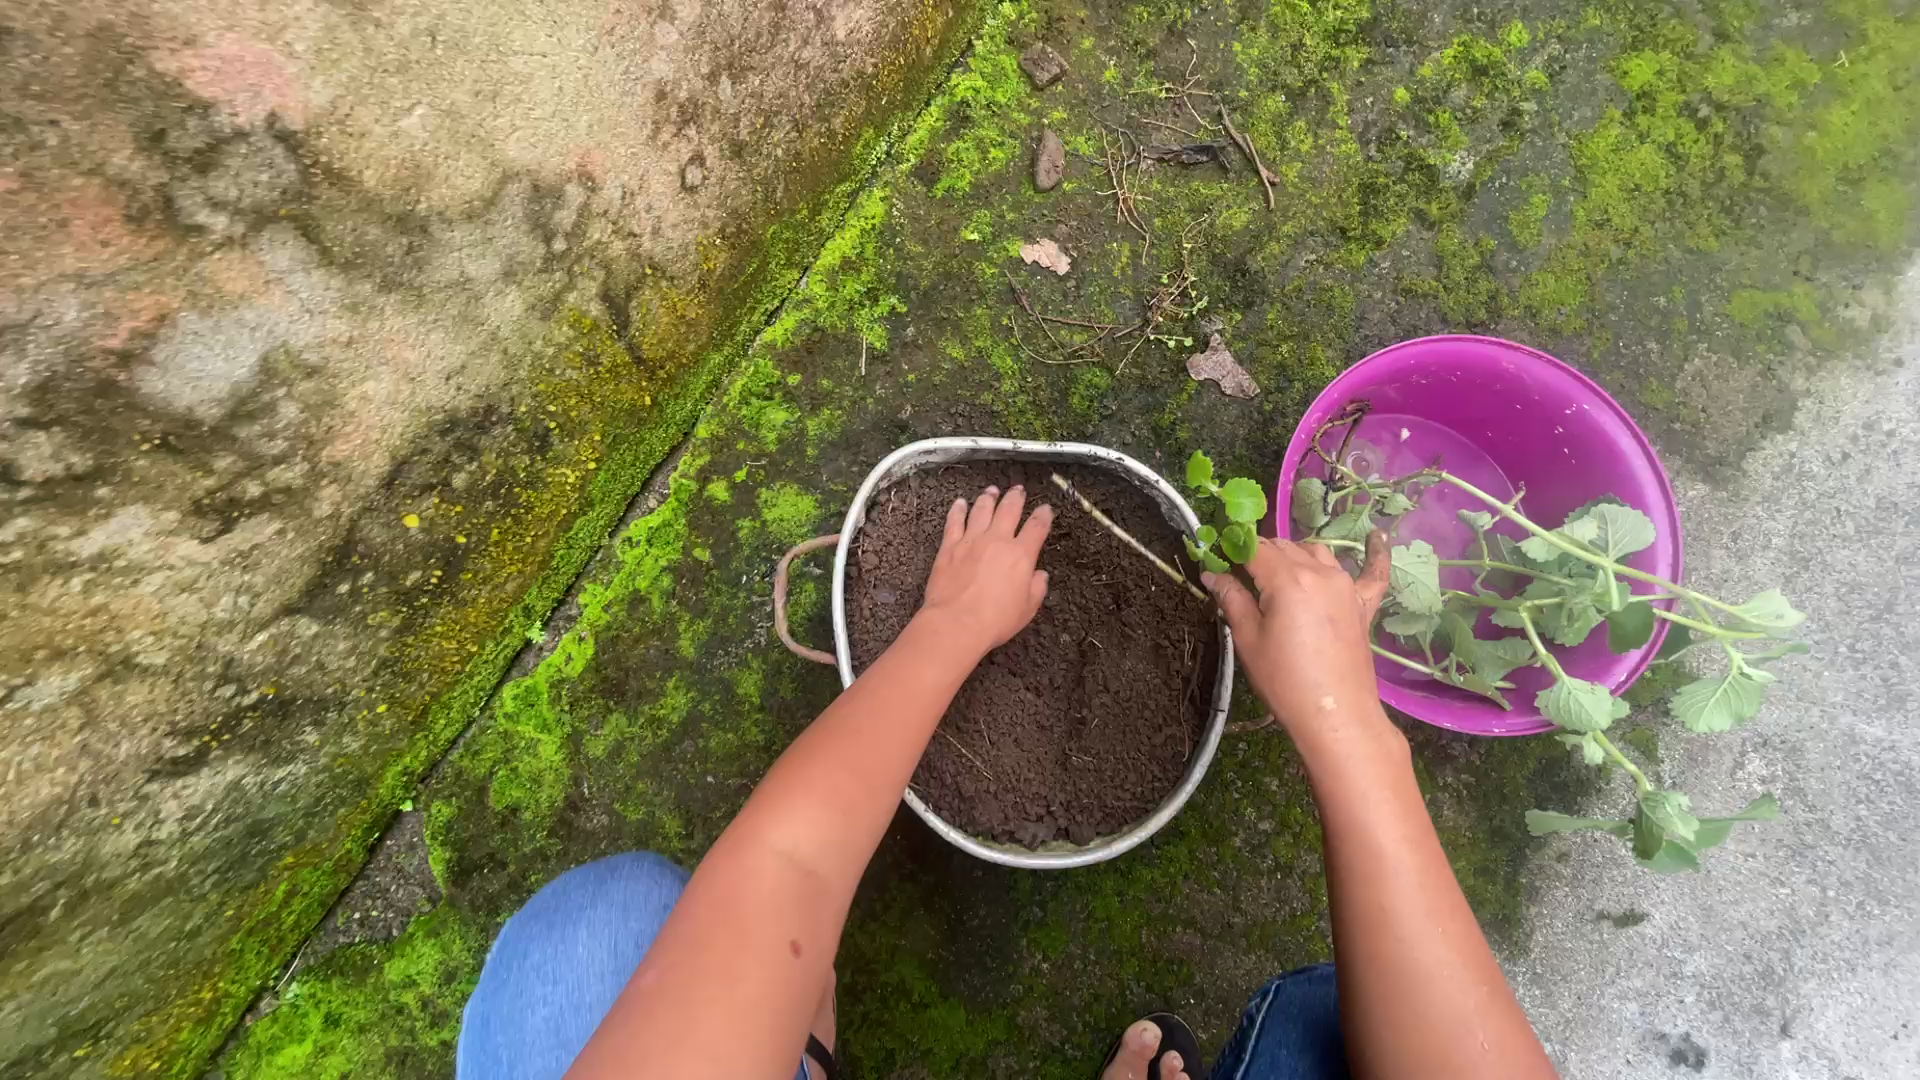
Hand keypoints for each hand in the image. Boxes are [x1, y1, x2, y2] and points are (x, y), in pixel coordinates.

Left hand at [917, 485, 1053, 656]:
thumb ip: (1037, 588)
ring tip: (992, 491)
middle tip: (1018, 490)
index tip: (1045, 509)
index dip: (1043, 515)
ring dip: (988, 498)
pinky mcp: (949, 547)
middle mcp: (997, 541)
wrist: (956, 622)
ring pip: (982, 510)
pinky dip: (958, 510)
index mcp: (1021, 555)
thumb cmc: (994, 620)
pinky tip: (960, 503)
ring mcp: (971, 541)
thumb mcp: (1027, 608)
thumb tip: (1040, 575)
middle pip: (1009, 510)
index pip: (1037, 527)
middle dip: (1016, 497)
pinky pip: (954, 521)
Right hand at [1202, 531, 1391, 744]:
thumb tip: (1212, 574)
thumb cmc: (1285, 680)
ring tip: (1275, 572)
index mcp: (1287, 580)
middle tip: (1237, 575)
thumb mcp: (1248, 639)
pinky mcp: (1363, 603)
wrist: (1336, 716)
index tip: (1214, 559)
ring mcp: (1346, 586)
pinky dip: (1374, 552)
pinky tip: (1376, 536)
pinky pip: (1374, 571)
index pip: (1253, 548)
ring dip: (1293, 553)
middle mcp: (1320, 573)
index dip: (1231, 550)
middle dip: (1257, 553)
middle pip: (1282, 546)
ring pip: (1316, 551)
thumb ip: (1232, 598)